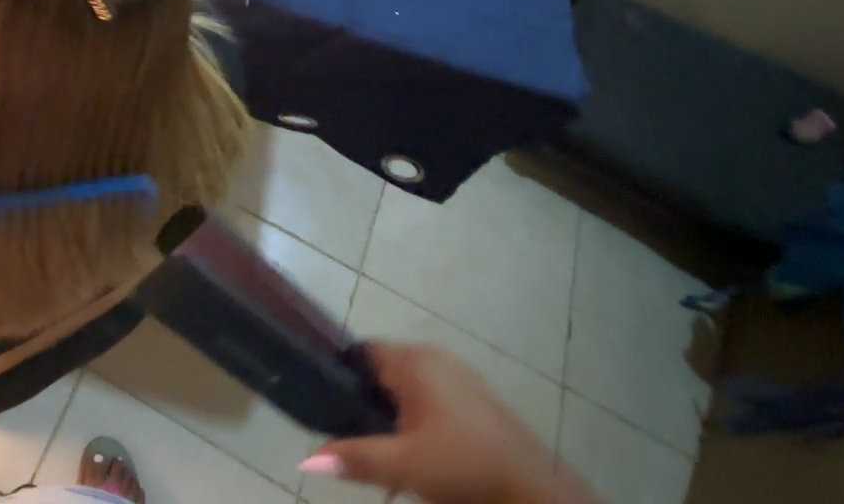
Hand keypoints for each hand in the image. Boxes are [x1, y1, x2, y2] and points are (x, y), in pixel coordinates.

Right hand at [303, 343, 595, 503]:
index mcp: (413, 361)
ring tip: (391, 459)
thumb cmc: (466, 468)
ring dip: (395, 420)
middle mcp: (434, 357)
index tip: (330, 407)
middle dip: (370, 407)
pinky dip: (419, 423)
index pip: (361, 352)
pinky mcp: (476, 397)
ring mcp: (459, 375)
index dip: (342, 377)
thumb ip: (355, 457)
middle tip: (361, 442)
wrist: (539, 492)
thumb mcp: (405, 466)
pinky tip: (423, 460)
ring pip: (408, 390)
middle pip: (383, 372)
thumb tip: (304, 460)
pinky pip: (432, 400)